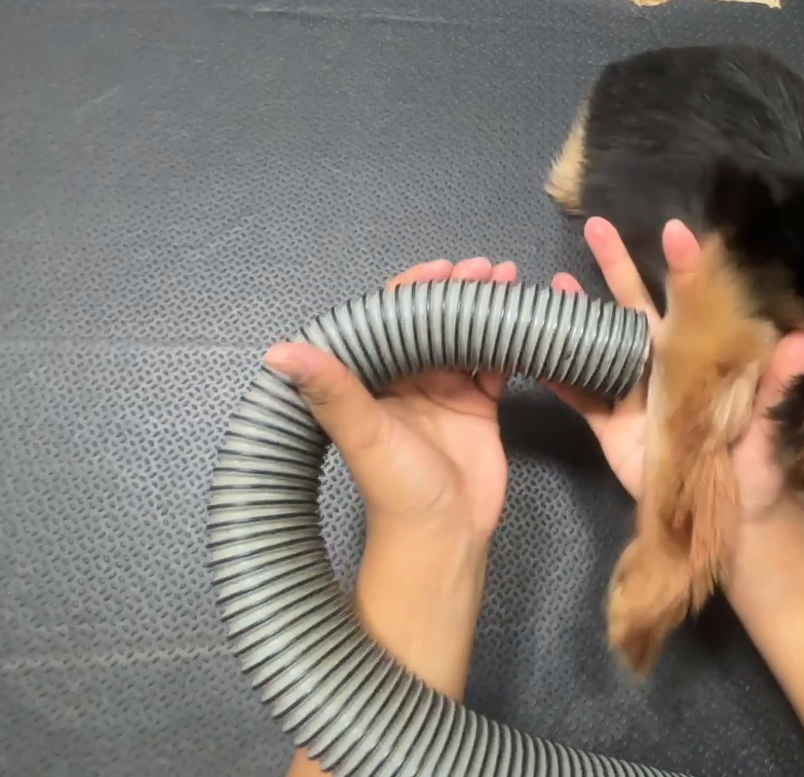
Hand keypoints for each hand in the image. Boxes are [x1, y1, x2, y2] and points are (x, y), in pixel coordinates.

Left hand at [263, 257, 519, 542]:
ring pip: (467, 336)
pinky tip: (524, 321)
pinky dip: (508, 342)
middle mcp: (410, 379)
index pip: (391, 318)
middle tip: (488, 269)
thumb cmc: (397, 487)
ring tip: (510, 281)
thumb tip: (279, 350)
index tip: (442, 267)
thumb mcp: (364, 435)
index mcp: (376, 380)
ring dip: (486, 308)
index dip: (414, 287)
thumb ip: (332, 390)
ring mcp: (447, 391)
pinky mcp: (479, 406)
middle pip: (435, 321)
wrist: (444, 536)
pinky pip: (494, 365)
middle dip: (460, 290)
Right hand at [549, 217, 803, 524]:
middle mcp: (661, 363)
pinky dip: (557, 376)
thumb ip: (778, 382)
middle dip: (617, 264)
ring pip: (600, 341)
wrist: (731, 515)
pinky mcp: (611, 426)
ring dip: (579, 311)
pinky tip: (533, 350)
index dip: (684, 268)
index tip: (677, 231)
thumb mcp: (768, 422)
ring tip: (557, 280)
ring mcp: (633, 392)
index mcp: (699, 355)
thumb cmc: (755, 464)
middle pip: (634, 305)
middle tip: (596, 225)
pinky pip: (580, 397)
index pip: (689, 302)